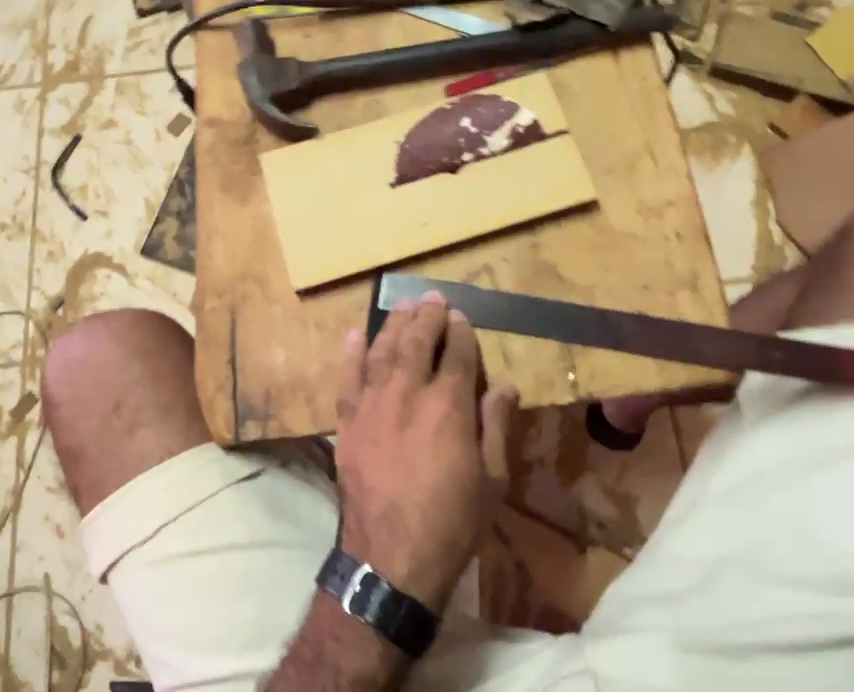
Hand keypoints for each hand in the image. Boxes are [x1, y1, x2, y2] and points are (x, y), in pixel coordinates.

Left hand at [333, 292, 517, 611]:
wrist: (390, 556)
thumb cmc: (452, 521)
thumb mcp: (492, 478)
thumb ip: (496, 425)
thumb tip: (507, 384)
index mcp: (449, 404)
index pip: (457, 353)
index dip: (461, 332)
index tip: (462, 317)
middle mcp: (408, 392)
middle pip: (417, 341)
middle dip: (427, 316)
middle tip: (433, 298)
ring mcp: (372, 404)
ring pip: (382, 349)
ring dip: (393, 323)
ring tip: (402, 305)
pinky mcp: (347, 421)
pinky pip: (346, 377)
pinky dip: (350, 353)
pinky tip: (354, 335)